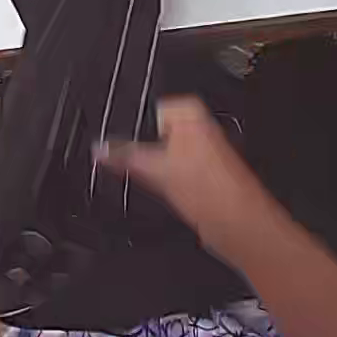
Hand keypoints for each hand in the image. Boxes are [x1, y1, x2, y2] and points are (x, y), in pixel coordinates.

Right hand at [96, 96, 285, 265]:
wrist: (238, 225)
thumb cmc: (211, 191)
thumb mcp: (153, 169)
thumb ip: (122, 156)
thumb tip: (99, 149)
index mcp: (188, 111)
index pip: (145, 111)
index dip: (129, 132)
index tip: (118, 147)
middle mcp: (198, 125)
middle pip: (151, 135)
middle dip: (141, 151)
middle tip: (143, 170)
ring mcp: (200, 149)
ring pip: (160, 156)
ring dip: (153, 169)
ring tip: (163, 184)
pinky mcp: (201, 172)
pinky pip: (171, 172)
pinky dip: (165, 181)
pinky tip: (171, 193)